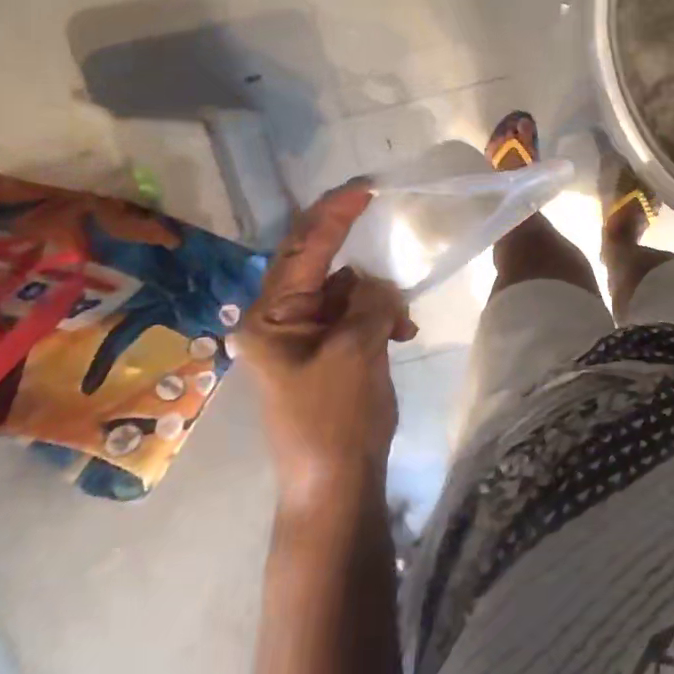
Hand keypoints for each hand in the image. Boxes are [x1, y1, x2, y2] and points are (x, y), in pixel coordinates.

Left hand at [237, 179, 417, 508]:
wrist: (336, 484)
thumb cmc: (335, 420)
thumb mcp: (355, 352)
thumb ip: (369, 303)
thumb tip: (379, 285)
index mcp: (271, 317)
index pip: (302, 250)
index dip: (333, 215)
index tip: (365, 189)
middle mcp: (281, 319)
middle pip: (323, 266)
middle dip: (360, 260)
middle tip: (384, 223)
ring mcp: (306, 335)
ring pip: (349, 291)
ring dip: (379, 299)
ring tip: (402, 327)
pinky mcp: (329, 350)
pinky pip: (358, 314)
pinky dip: (381, 318)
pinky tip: (400, 336)